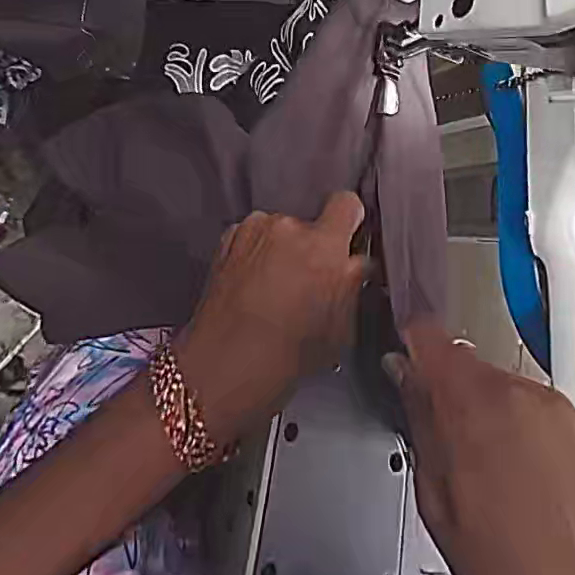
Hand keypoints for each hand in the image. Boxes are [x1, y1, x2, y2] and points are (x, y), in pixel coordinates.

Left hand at [176, 193, 368, 443]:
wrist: (218, 371)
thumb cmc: (285, 358)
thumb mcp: (338, 330)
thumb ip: (352, 284)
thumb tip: (357, 262)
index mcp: (322, 246)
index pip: (346, 203)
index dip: (349, 221)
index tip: (346, 242)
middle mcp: (287, 227)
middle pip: (311, 223)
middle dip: (312, 247)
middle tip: (307, 283)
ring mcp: (253, 229)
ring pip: (281, 230)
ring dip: (283, 249)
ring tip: (274, 288)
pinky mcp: (227, 239)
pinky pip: (255, 237)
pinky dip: (257, 253)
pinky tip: (252, 285)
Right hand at [387, 320, 574, 574]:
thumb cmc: (503, 563)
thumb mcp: (434, 492)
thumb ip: (418, 417)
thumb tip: (404, 375)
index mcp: (474, 403)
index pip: (432, 337)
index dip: (414, 332)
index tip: (407, 336)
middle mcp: (519, 393)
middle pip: (470, 362)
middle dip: (453, 387)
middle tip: (447, 433)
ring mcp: (554, 406)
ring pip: (504, 381)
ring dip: (490, 405)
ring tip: (490, 464)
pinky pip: (537, 401)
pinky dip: (524, 420)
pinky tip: (521, 467)